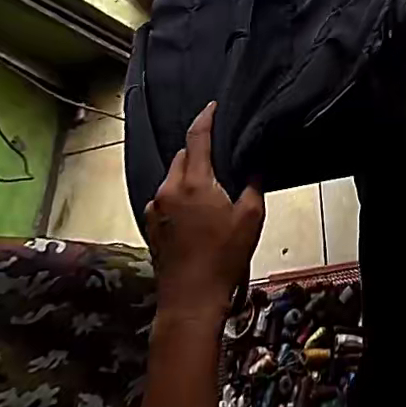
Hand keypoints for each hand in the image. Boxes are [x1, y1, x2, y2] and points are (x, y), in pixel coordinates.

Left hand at [144, 102, 264, 320]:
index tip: (212, 107)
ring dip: (189, 177)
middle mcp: (169, 190)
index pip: (197, 138)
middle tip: (221, 163)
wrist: (190, 299)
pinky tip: (196, 214)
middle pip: (183, 157)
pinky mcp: (151, 225)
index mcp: (194, 183)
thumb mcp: (251, 219)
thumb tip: (254, 168)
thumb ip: (253, 185)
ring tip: (211, 194)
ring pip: (173, 178)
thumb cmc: (223, 259)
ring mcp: (155, 208)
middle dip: (199, 154)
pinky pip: (165, 198)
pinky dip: (179, 197)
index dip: (206, 118)